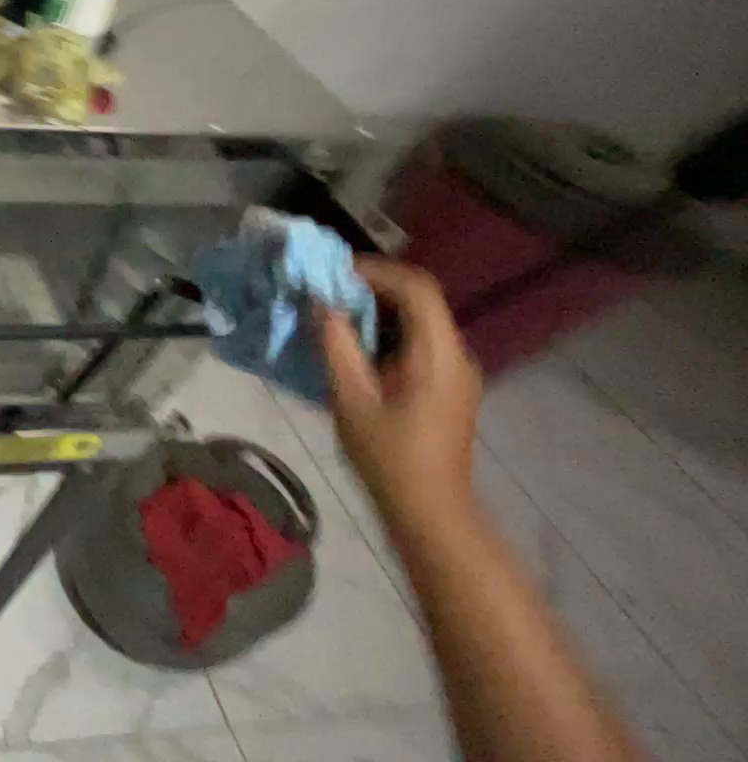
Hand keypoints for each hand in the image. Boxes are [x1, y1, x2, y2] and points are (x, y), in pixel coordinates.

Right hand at [315, 257, 482, 516]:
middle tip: (323, 290)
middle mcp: (456, 354)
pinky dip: (383, 329)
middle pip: (419, 300)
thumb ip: (336, 345)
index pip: (417, 289)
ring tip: (330, 314)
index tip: (331, 274)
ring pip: (417, 319)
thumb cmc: (388, 453)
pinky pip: (416, 339)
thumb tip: (321, 302)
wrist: (429, 506)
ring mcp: (455, 369)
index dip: (375, 272)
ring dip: (374, 308)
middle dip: (370, 287)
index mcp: (438, 355)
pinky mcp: (445, 383)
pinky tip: (352, 344)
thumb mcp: (350, 397)